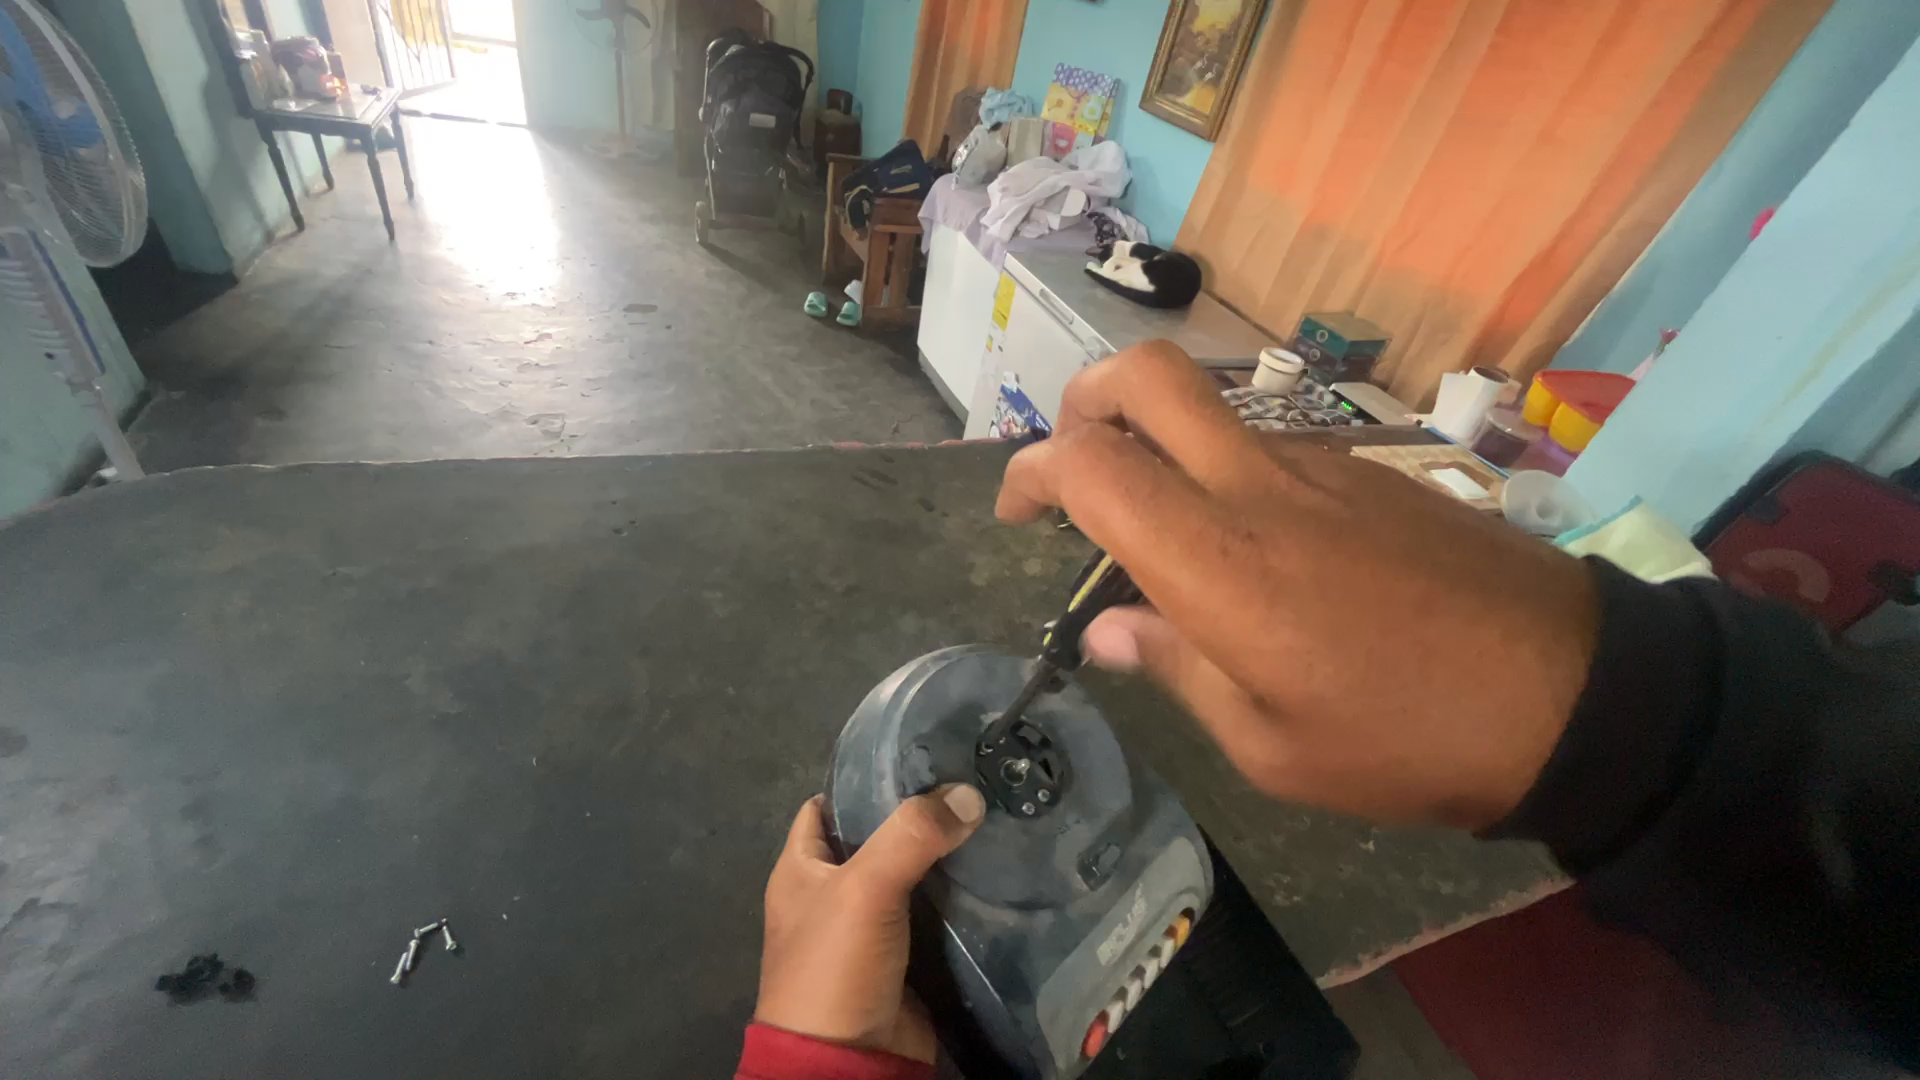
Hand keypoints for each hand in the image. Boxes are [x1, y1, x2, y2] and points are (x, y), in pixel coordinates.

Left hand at [755, 785, 986, 1061]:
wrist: (851, 1068)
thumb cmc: (835, 965)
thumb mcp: (863, 887)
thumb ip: (911, 835)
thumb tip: (967, 793)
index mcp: (802, 869)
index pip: (827, 805)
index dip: (862, 779)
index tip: (913, 756)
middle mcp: (833, 892)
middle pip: (877, 836)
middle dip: (916, 814)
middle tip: (965, 780)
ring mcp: (871, 925)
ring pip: (911, 871)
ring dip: (943, 853)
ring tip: (987, 811)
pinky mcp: (907, 953)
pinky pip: (934, 910)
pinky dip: (958, 892)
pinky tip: (991, 865)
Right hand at [995, 342, 1599, 828]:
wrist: (1582, 698)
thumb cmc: (1402, 738)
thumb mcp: (1265, 743)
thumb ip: (1173, 666)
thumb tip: (1107, 628)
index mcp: (1216, 558)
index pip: (1092, 464)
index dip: (1032, 471)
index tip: (1018, 513)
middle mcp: (1255, 484)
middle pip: (1145, 375)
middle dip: (1083, 400)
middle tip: (1074, 461)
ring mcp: (1317, 464)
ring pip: (1204, 412)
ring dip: (1156, 447)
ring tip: (1165, 537)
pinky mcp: (1364, 468)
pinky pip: (1262, 448)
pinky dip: (1220, 476)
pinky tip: (1253, 551)